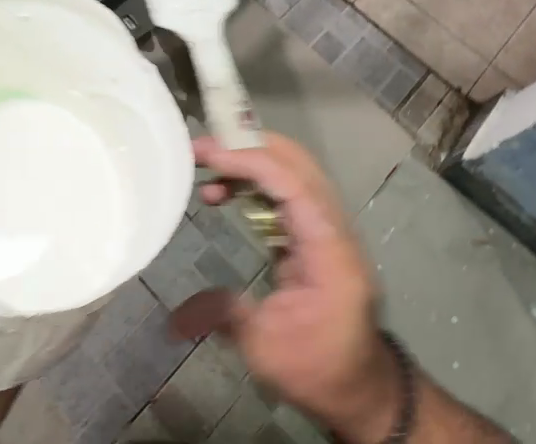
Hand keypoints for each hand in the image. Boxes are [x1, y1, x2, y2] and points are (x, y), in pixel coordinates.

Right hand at [169, 134, 402, 443]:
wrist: (360, 388)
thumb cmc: (318, 368)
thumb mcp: (266, 348)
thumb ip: (224, 315)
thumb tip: (174, 318)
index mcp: (328, 249)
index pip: (292, 184)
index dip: (249, 161)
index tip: (206, 156)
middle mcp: (332, 227)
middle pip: (296, 164)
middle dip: (248, 146)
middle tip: (200, 149)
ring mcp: (326, 228)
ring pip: (291, 171)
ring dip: (248, 161)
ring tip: (205, 170)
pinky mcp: (314, 235)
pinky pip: (285, 191)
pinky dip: (253, 182)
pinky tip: (222, 194)